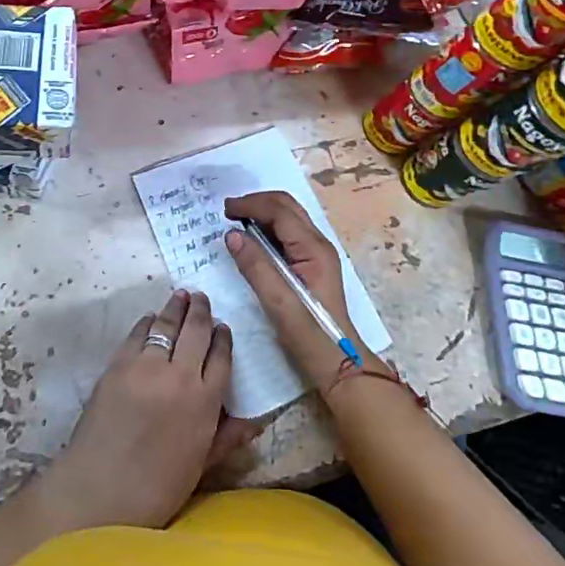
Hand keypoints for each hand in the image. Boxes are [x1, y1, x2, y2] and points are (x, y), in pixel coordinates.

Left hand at [37, 290, 252, 531]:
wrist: (99, 493)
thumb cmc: (157, 489)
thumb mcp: (201, 466)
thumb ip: (227, 437)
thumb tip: (256, 420)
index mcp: (205, 402)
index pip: (221, 357)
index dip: (223, 338)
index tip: (223, 326)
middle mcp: (180, 376)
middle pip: (196, 332)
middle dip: (201, 311)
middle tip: (201, 297)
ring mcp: (147, 367)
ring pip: (167, 327)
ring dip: (176, 308)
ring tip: (181, 295)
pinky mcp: (118, 365)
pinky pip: (137, 334)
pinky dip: (147, 323)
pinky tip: (151, 318)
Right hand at [223, 191, 365, 389]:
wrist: (339, 363)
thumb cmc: (310, 335)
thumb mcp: (279, 303)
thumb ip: (256, 266)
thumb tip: (232, 235)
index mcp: (313, 249)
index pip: (280, 211)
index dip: (251, 204)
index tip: (224, 209)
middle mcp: (318, 244)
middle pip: (287, 207)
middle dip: (257, 202)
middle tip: (228, 210)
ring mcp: (317, 254)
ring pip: (289, 218)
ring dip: (263, 212)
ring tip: (236, 220)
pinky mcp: (312, 265)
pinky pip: (288, 234)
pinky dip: (268, 227)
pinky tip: (253, 239)